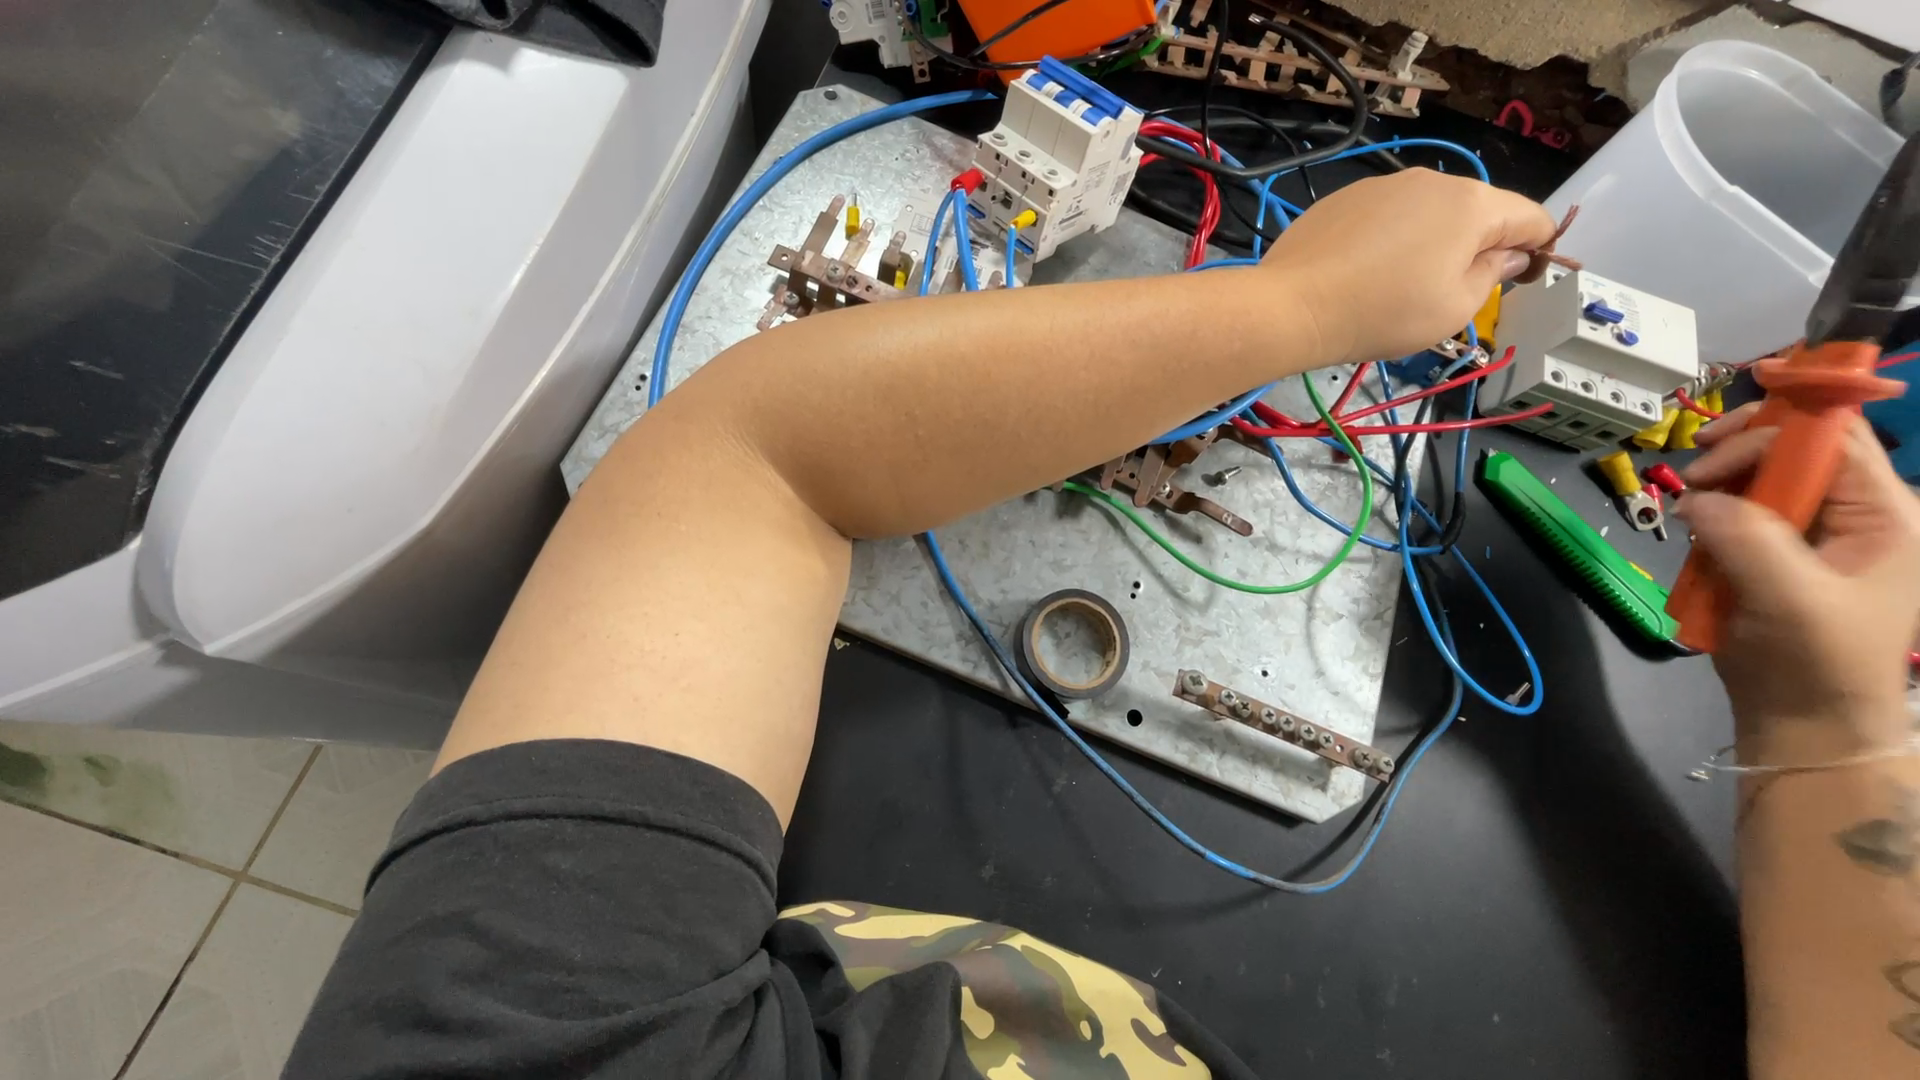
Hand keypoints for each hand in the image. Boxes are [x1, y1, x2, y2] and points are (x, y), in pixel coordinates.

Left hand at [1258, 168, 1557, 366]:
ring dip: (1428, 242)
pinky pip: (1383, 217)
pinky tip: (1362, 273)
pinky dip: (1385, 240)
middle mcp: (1430, 180)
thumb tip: (1510, 254)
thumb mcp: (1454, 309)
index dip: (1536, 248)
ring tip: (1397, 285)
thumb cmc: (1381, 313)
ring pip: (1426, 212)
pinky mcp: (1342, 200)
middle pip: (1475, 211)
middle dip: (1476, 245)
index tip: (1521, 278)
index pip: (1529, 216)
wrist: (1292, 307)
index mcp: (1472, 204)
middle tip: (1448, 291)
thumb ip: (1493, 275)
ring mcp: (1381, 185)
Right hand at [1677, 404, 1919, 748]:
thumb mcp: (1789, 597)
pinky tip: (1695, 528)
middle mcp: (1854, 514)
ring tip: (1689, 507)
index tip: (1708, 447)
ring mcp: (1813, 532)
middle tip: (1688, 478)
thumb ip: (1747, 538)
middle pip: (1795, 448)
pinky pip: (1739, 508)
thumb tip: (1696, 498)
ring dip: (1718, 482)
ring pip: (1761, 476)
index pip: (1834, 440)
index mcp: (1886, 516)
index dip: (1776, 426)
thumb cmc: (1816, 658)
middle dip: (1737, 451)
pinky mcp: (1775, 550)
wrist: (1804, 716)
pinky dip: (1710, 510)